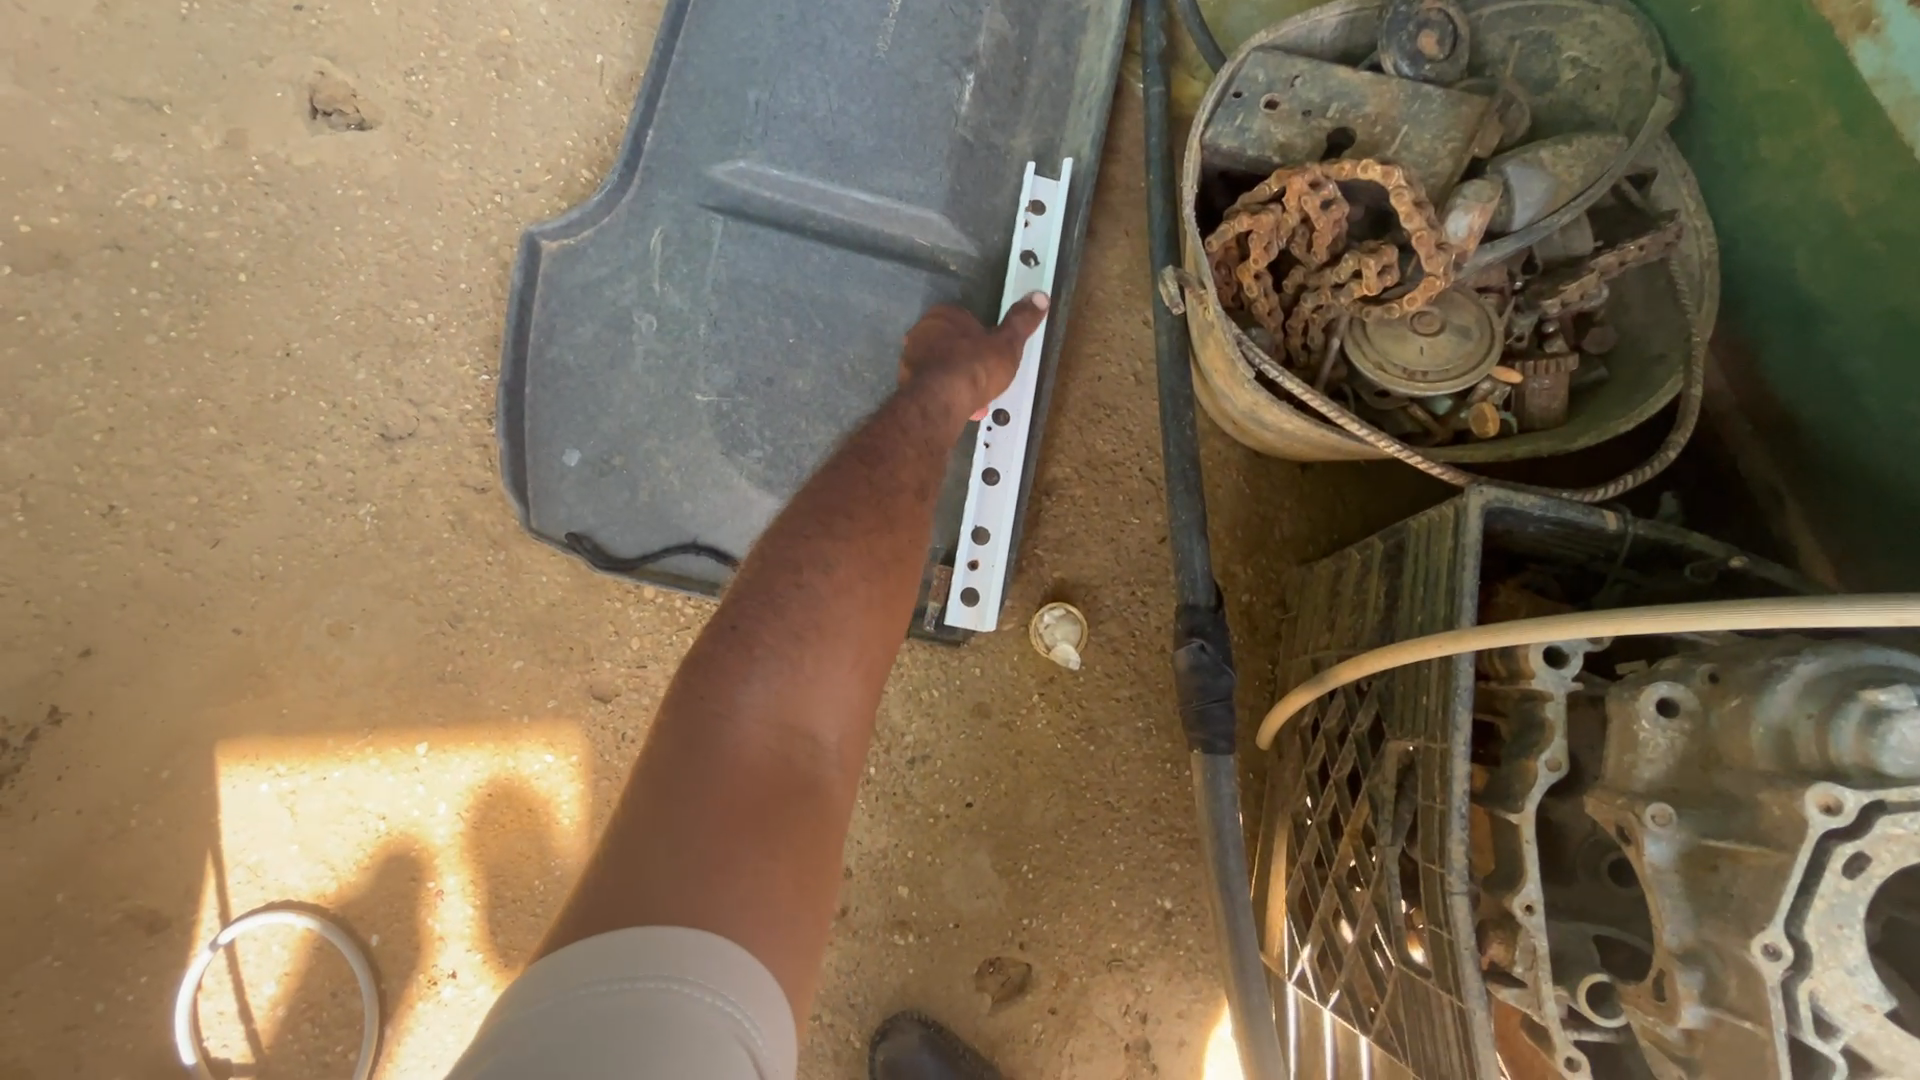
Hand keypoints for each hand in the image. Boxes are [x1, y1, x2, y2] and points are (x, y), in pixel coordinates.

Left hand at [898, 292, 1048, 420]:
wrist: (941, 401)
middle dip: (968, 362)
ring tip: (975, 400)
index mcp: (944, 315)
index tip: (993, 355)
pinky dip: (945, 397)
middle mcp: (921, 332)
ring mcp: (910, 359)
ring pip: (940, 368)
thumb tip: (1040, 296)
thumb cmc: (975, 366)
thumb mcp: (1007, 343)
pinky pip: (932, 388)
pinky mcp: (906, 385)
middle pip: (951, 345)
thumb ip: (1022, 320)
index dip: (982, 339)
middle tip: (985, 380)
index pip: (965, 320)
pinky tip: (961, 409)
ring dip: (956, 381)